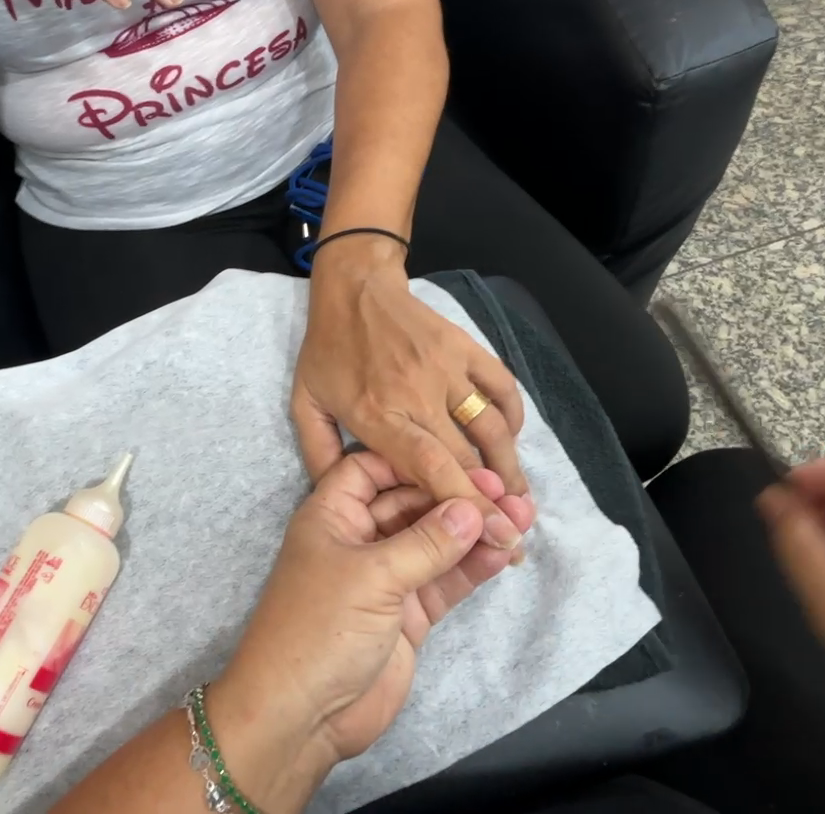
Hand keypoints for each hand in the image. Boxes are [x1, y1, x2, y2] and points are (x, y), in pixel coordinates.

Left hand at [213, 453, 536, 791]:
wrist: (302, 717)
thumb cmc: (320, 627)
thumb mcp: (372, 576)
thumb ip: (426, 543)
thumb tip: (473, 509)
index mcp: (333, 513)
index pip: (375, 468)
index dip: (413, 460)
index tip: (460, 457)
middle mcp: (360, 536)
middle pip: (412, 503)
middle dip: (456, 497)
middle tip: (506, 491)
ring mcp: (386, 575)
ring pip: (436, 542)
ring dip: (475, 531)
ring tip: (522, 517)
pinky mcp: (408, 612)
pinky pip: (444, 579)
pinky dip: (473, 566)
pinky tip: (506, 553)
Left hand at [292, 241, 528, 550]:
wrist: (354, 288)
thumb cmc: (328, 350)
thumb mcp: (304, 403)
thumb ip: (319, 455)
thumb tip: (341, 498)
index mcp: (376, 414)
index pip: (428, 468)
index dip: (463, 506)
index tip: (489, 537)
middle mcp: (417, 394)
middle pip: (467, 457)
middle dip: (494, 502)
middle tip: (512, 534)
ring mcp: (446, 368)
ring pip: (493, 427)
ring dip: (512, 467)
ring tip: (520, 500)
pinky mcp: (465, 347)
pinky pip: (502, 387)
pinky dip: (514, 417)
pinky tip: (510, 440)